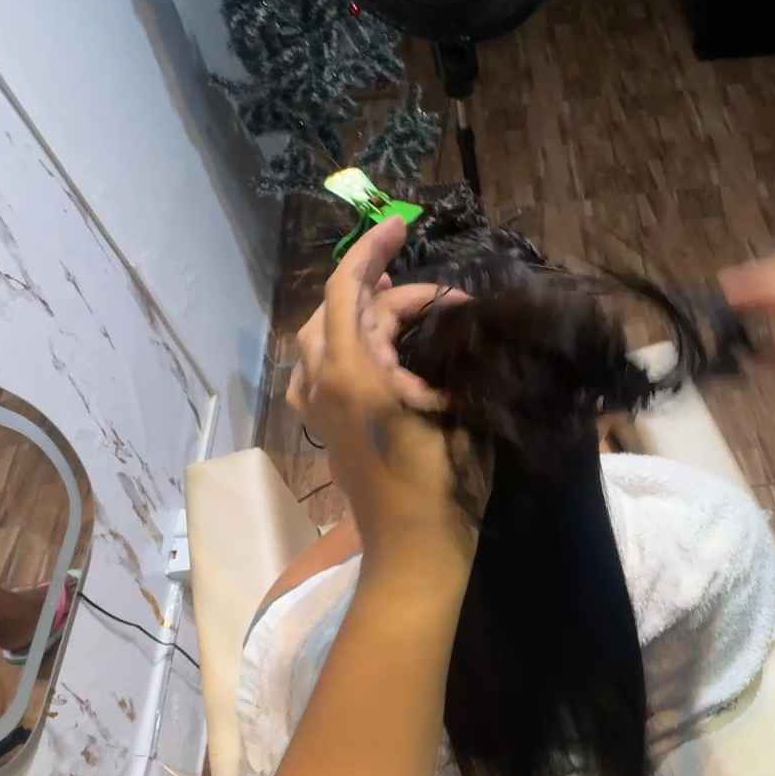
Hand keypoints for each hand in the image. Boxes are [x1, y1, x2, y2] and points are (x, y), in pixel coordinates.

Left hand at [288, 217, 472, 569]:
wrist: (414, 550)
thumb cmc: (446, 487)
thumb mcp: (457, 413)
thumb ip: (443, 358)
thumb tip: (451, 320)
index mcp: (357, 375)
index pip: (352, 291)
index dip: (373, 251)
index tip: (400, 225)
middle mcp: (325, 383)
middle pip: (339, 309)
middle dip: (382, 288)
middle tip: (437, 301)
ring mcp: (318, 407)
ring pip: (322, 335)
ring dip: (355, 312)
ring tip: (393, 304)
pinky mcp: (324, 426)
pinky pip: (317, 368)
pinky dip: (339, 344)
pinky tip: (366, 351)